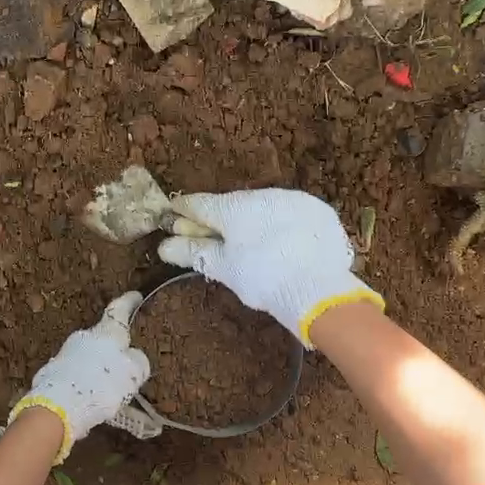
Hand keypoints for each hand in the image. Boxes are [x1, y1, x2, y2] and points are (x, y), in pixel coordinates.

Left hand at [11, 292, 150, 460]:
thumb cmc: (103, 384)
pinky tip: (92, 398)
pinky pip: (77, 374)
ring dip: (99, 367)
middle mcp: (83, 337)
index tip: (135, 296)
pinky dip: (86, 382)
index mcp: (106, 332)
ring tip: (111, 388)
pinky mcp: (53, 373)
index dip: (128, 303)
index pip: (118, 310)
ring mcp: (65, 353)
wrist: (59, 406)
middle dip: (113, 347)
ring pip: (89, 356)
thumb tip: (132, 356)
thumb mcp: (134, 373)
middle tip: (126, 360)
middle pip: (102, 337)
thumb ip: (137, 360)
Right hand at [156, 189, 382, 348]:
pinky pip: (289, 215)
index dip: (183, 210)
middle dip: (218, 219)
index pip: (200, 204)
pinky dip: (279, 226)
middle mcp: (263, 195)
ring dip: (251, 221)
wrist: (318, 290)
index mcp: (234, 207)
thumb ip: (193, 252)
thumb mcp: (222, 267)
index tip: (173, 213)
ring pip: (263, 208)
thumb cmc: (261, 278)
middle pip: (232, 205)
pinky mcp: (319, 212)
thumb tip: (165, 246)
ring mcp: (294, 201)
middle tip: (210, 236)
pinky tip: (280, 245)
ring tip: (248, 245)